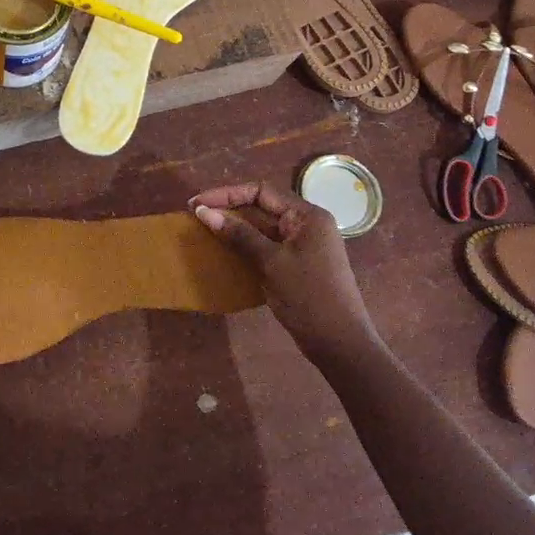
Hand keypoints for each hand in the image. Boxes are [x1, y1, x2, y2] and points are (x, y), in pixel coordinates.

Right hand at [191, 181, 378, 354]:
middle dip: (228, 209)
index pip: (261, 192)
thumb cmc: (308, 296)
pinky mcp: (296, 265)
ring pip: (262, 228)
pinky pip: (266, 246)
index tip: (197, 204)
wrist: (339, 343)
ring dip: (234, 228)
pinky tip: (224, 251)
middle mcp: (306, 225)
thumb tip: (204, 212)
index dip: (227, 194)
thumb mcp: (271, 263)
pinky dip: (245, 246)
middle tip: (195, 216)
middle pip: (261, 207)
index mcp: (307, 216)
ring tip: (204, 230)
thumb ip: (239, 235)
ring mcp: (302, 246)